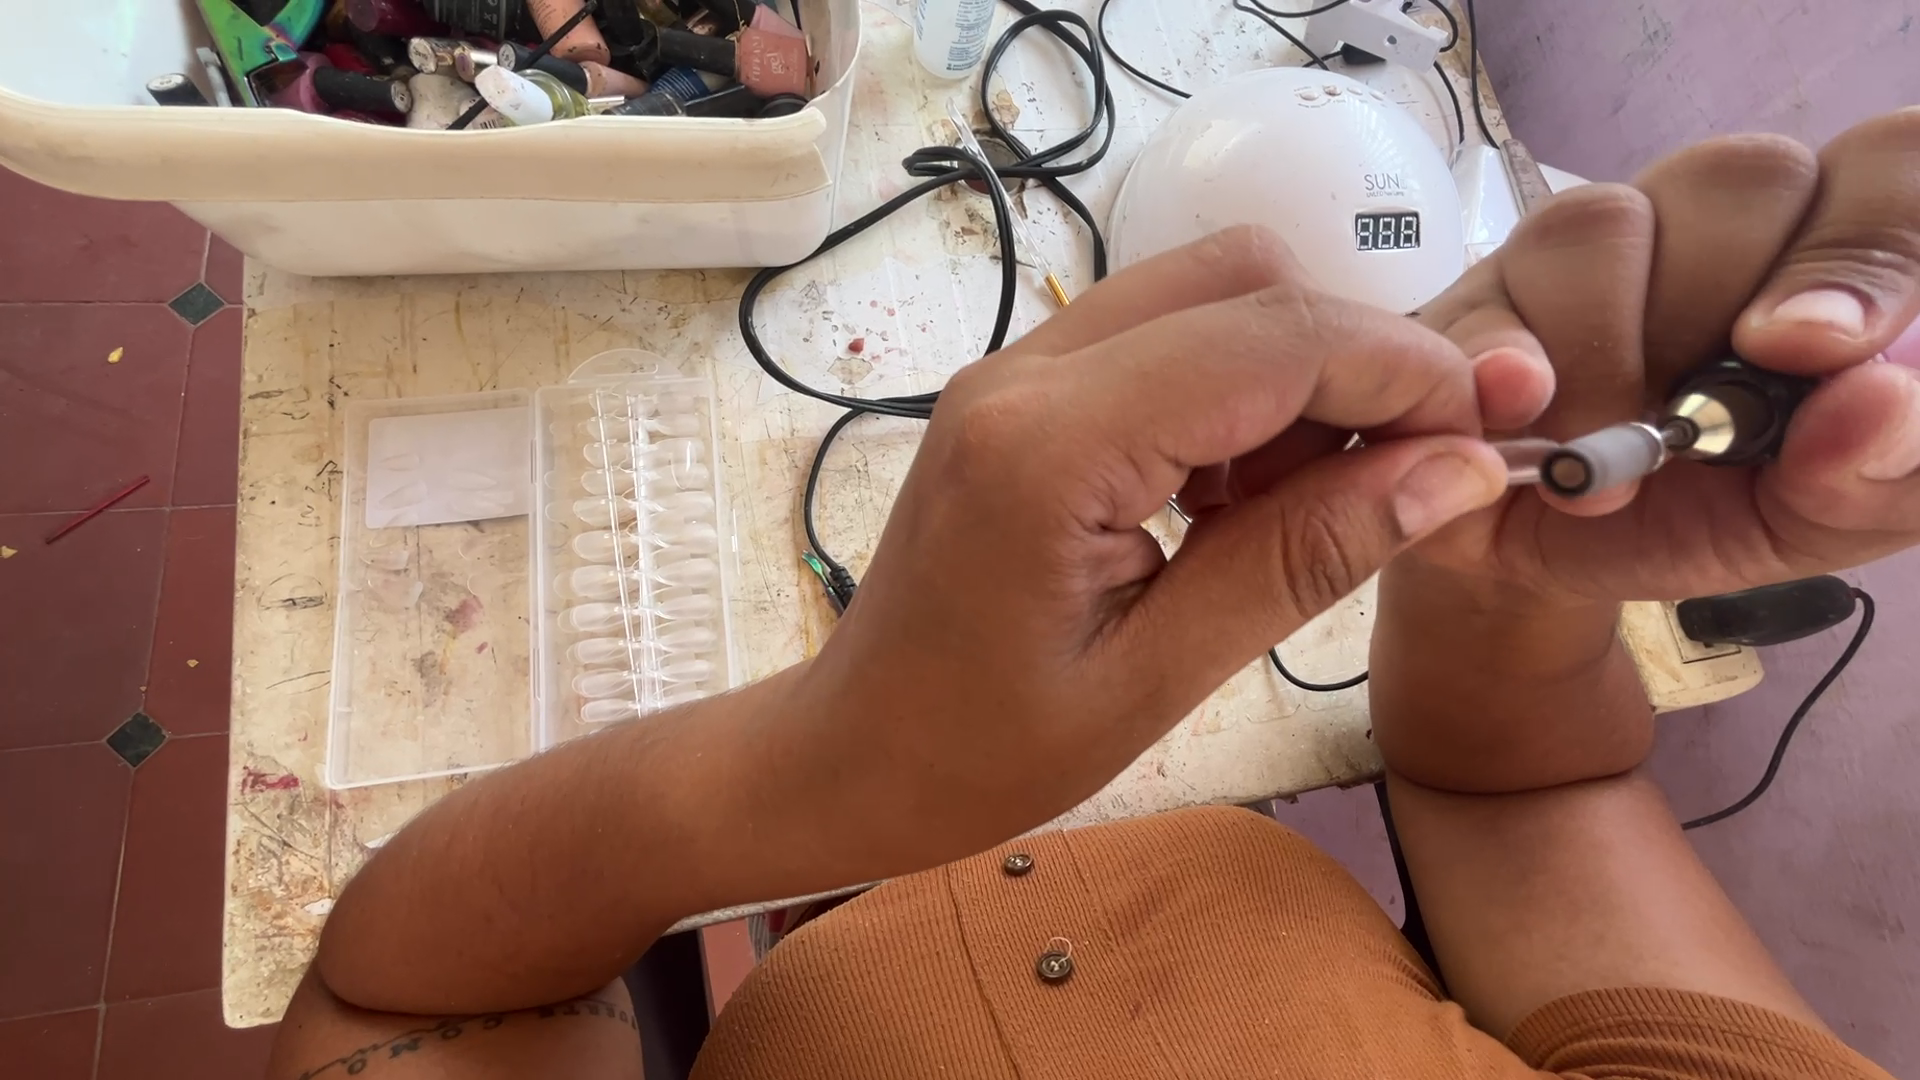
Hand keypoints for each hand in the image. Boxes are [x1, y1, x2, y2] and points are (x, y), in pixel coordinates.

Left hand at [785, 226, 1527, 869]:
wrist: (857, 750)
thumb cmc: (985, 751)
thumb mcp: (1160, 675)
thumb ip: (1303, 556)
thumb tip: (1458, 468)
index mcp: (1049, 445)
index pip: (1269, 340)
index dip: (1401, 368)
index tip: (1492, 428)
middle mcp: (1021, 373)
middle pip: (1235, 280)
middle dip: (1346, 353)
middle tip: (1400, 468)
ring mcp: (1007, 375)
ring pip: (1193, 298)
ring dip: (1285, 370)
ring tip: (1310, 497)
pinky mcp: (1009, 399)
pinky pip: (1144, 346)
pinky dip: (1220, 390)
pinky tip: (1228, 490)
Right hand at [1413, 109, 1919, 602]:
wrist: (1527, 562)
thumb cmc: (1672, 528)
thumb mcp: (1801, 526)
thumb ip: (1877, 478)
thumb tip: (1881, 398)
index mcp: (1810, 264)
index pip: (1887, 165)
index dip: (1863, 238)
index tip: (1810, 350)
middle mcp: (1694, 235)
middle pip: (1734, 177)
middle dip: (1708, 302)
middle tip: (1678, 417)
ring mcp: (1566, 260)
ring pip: (1593, 224)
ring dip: (1594, 348)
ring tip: (1584, 445)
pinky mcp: (1469, 301)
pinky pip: (1484, 301)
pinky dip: (1499, 370)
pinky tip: (1507, 433)